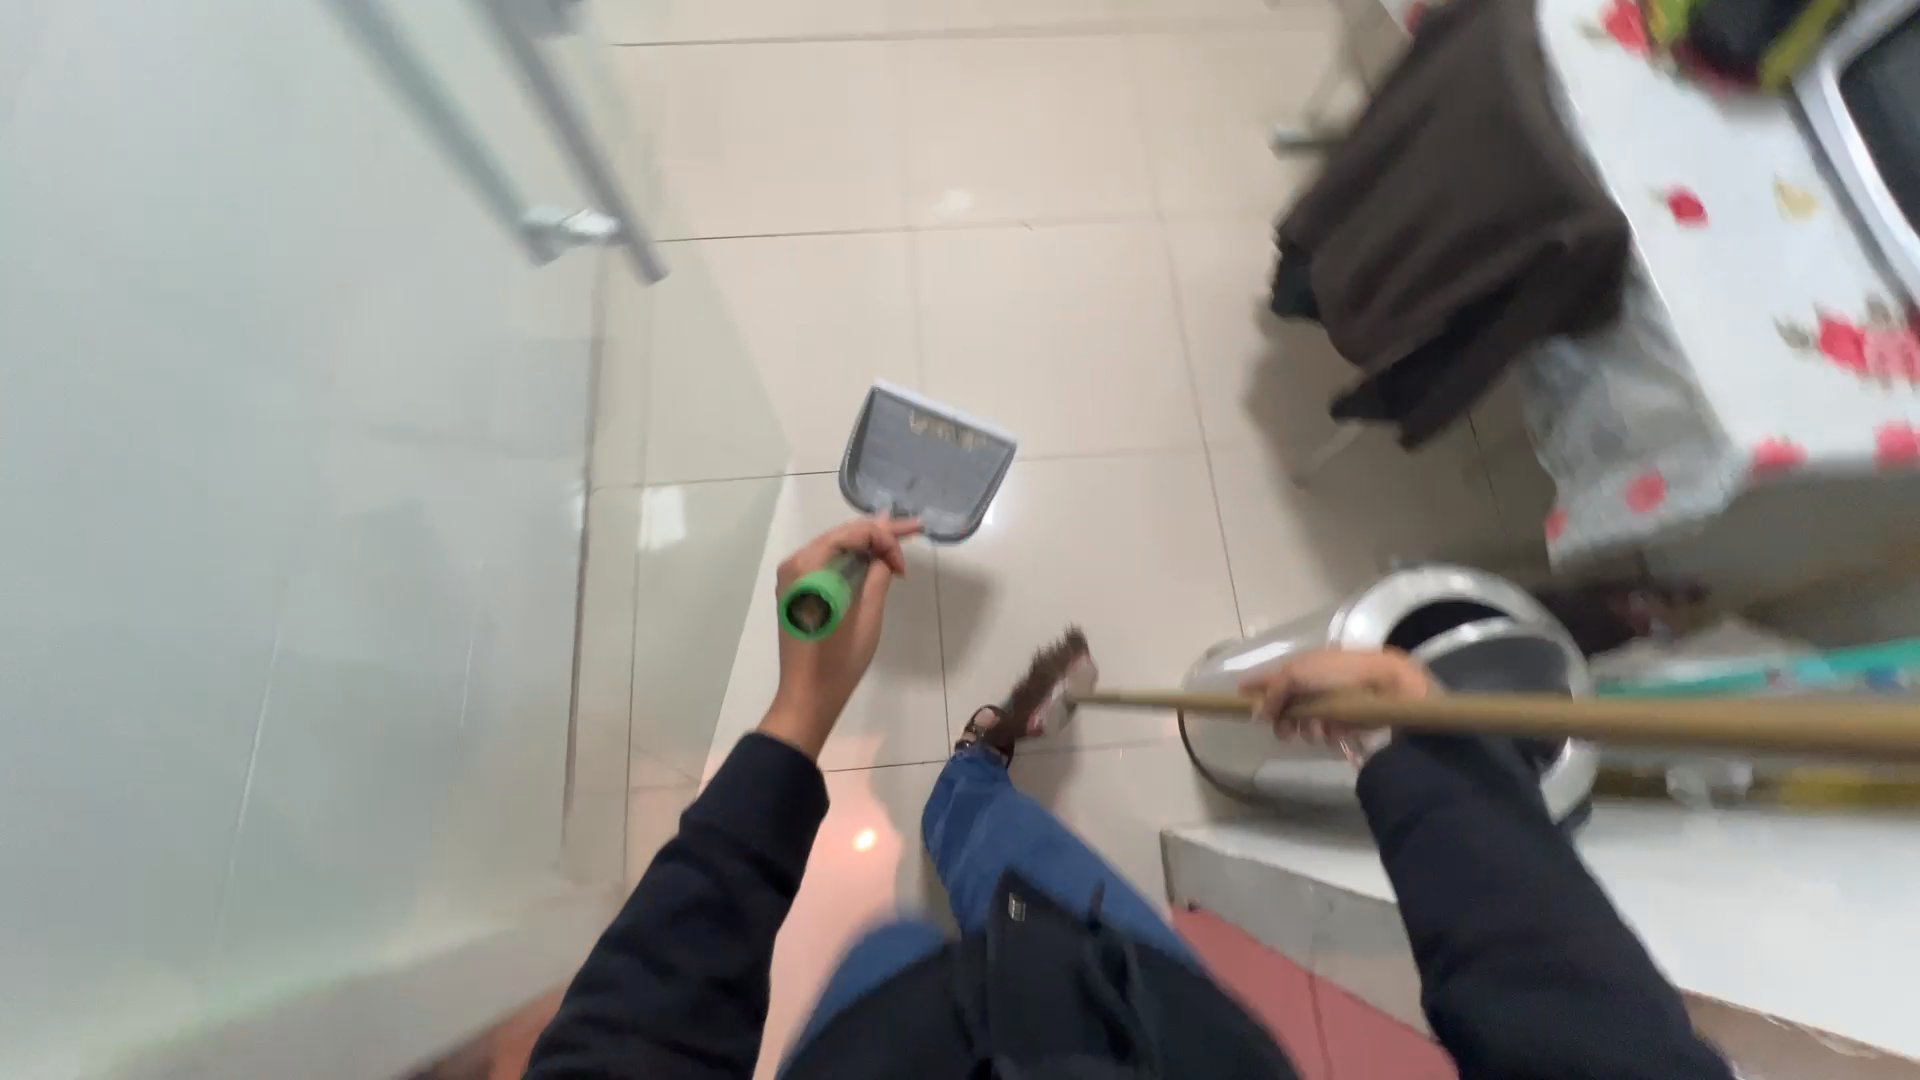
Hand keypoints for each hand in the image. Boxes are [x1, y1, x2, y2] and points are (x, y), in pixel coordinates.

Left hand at [759, 516, 923, 758]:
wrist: (807, 696)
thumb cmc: (838, 659)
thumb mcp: (867, 614)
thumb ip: (877, 574)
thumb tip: (885, 553)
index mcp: (809, 566)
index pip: (854, 534)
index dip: (885, 541)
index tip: (904, 570)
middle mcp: (796, 564)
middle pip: (844, 535)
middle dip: (879, 533)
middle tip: (915, 528)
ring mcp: (793, 577)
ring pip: (837, 547)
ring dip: (867, 543)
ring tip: (899, 536)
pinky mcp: (798, 591)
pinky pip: (828, 563)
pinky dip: (852, 559)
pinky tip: (873, 554)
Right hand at [1239, 648, 1437, 765]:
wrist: (1384, 683)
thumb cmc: (1336, 673)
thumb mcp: (1295, 674)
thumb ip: (1273, 692)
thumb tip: (1259, 713)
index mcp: (1300, 667)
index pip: (1270, 677)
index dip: (1254, 685)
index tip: (1238, 695)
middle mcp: (1312, 684)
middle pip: (1285, 706)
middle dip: (1282, 720)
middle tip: (1283, 733)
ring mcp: (1329, 702)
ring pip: (1305, 722)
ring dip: (1306, 728)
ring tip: (1316, 731)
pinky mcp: (1346, 720)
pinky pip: (1326, 731)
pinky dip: (1327, 733)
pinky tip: (1334, 732)